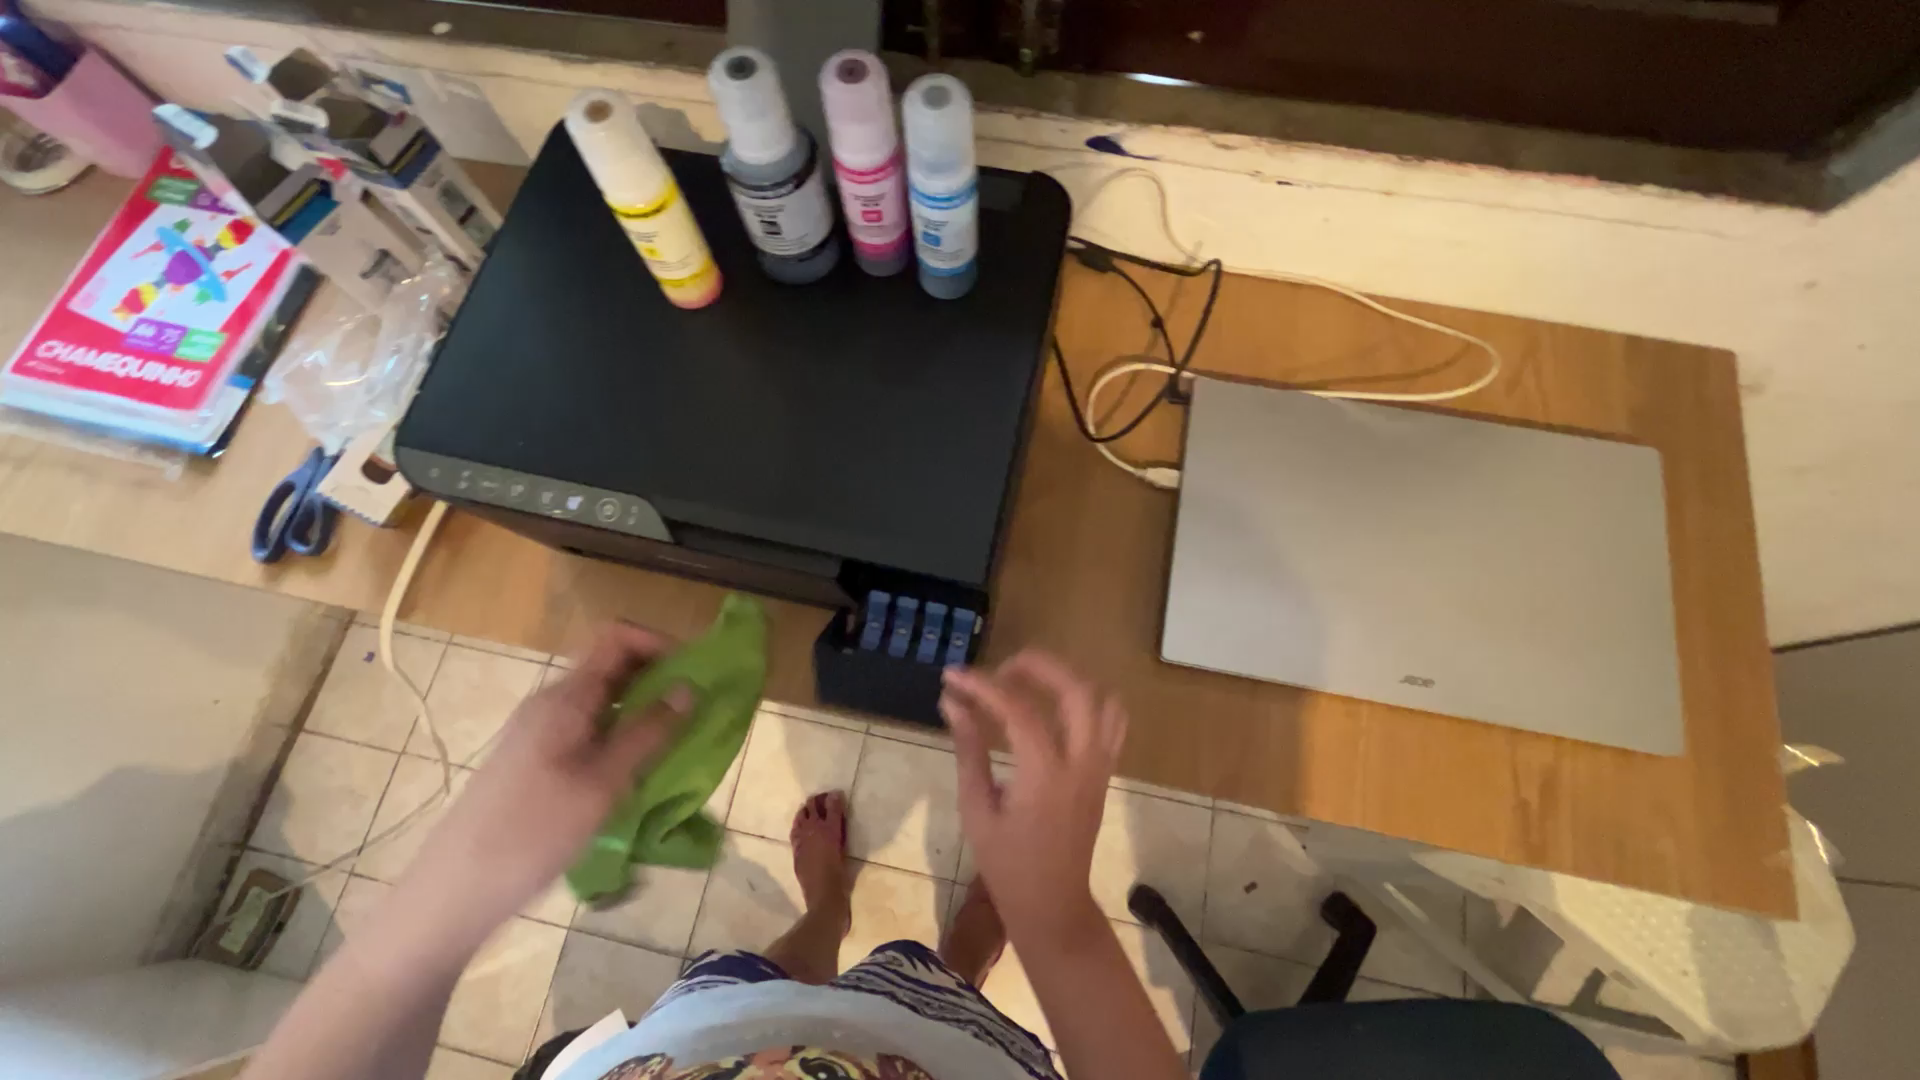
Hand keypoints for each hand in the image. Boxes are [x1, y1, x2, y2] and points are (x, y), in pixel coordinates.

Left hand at [395, 623, 687, 943]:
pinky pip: (589, 729)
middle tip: (697, 711)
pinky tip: (637, 771)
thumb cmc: (533, 831)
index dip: (660, 643)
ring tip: (676, 743)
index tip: (695, 673)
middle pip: (613, 666)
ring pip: (603, 701)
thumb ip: (648, 732)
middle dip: (660, 679)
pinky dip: (622, 735)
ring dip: (644, 711)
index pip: (617, 637)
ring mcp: (540, 731)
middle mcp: (552, 703)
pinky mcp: (536, 760)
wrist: (454, 892)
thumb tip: (689, 687)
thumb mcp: (604, 783)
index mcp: (566, 696)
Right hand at [940, 652, 1127, 947]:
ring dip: (1065, 679)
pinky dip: (1088, 700)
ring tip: (1029, 682)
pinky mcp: (1106, 771)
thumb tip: (952, 703)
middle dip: (1036, 665)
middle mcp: (1081, 763)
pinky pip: (1112, 721)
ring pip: (1101, 699)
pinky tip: (1056, 706)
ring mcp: (1100, 766)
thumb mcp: (977, 809)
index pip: (1017, 709)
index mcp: (1045, 776)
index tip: (952, 676)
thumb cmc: (1007, 864)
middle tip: (998, 669)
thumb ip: (969, 750)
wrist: (1052, 904)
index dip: (982, 686)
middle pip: (1075, 690)